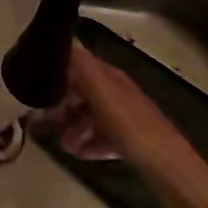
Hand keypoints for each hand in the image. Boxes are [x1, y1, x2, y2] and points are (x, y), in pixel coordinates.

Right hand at [51, 42, 207, 207]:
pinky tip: (79, 154)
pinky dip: (89, 143)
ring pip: (91, 116)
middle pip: (83, 93)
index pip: (78, 65)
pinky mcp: (130, 141)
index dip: (58, 75)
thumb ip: (82, 67)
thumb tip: (64, 40)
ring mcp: (125, 118)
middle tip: (45, 120)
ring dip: (73, 127)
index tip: (39, 90)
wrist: (168, 168)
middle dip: (63, 105)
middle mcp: (117, 93)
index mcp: (110, 77)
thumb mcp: (102, 93)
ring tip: (63, 144)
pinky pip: (103, 137)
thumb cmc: (130, 127)